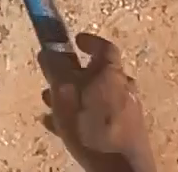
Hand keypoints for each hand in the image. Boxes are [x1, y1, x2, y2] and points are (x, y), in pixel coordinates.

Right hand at [43, 34, 155, 171]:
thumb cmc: (91, 127)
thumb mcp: (63, 92)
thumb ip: (54, 68)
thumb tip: (48, 51)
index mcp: (111, 73)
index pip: (105, 47)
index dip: (89, 41)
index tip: (75, 42)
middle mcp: (124, 89)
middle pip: (99, 74)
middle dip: (74, 75)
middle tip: (55, 80)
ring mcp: (129, 114)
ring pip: (98, 97)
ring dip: (75, 97)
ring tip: (53, 108)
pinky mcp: (129, 135)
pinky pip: (103, 118)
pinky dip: (84, 117)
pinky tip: (64, 128)